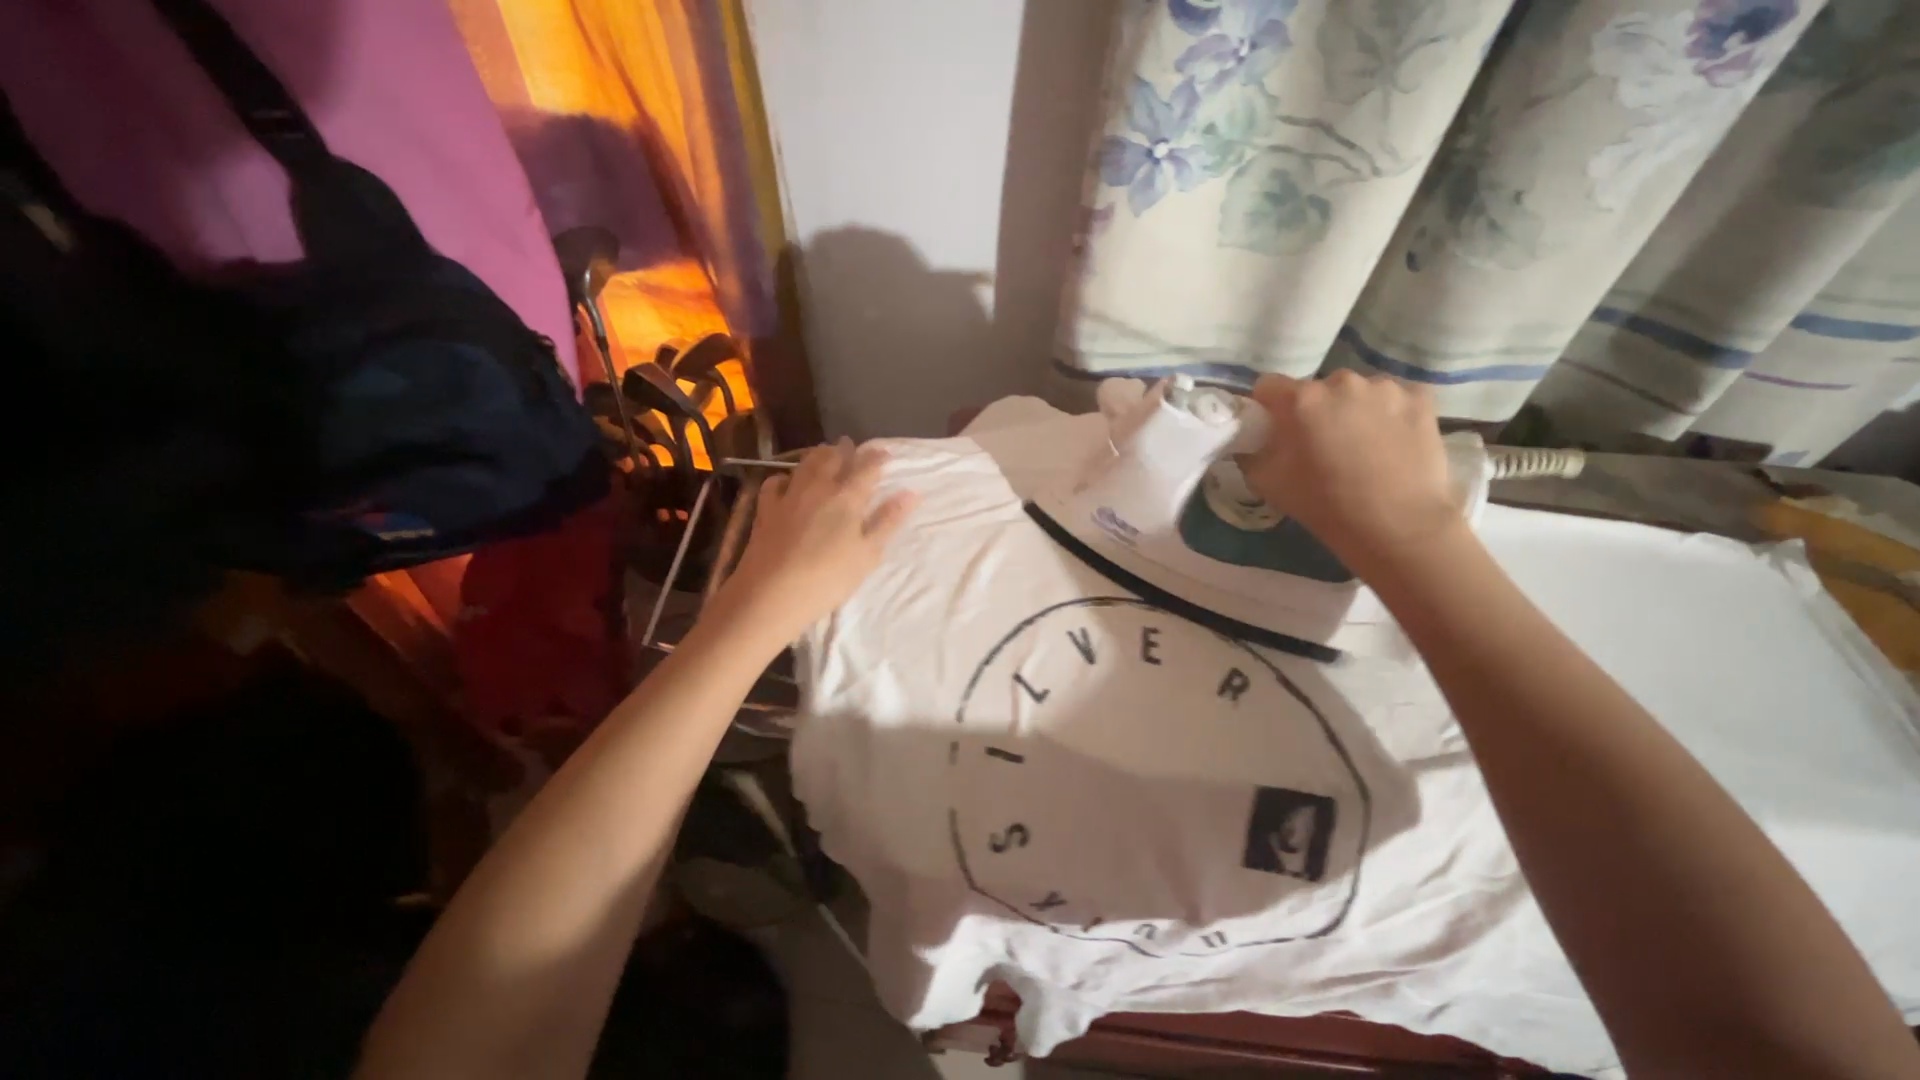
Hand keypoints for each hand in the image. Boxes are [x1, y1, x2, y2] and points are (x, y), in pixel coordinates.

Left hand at [713, 439, 917, 641]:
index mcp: (848, 497)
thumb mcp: (868, 554)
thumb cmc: (828, 578)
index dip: (877, 458)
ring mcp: (789, 495)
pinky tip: (787, 481)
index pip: (867, 469)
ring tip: (825, 452)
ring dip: (818, 455)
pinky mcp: (766, 508)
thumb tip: (912, 493)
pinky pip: (775, 482)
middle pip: (833, 458)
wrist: (772, 593)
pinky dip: (785, 476)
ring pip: (805, 464)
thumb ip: (888, 521)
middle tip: (851, 446)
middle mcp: (819, 487)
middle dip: (845, 450)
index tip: (886, 454)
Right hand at [1239, 371, 1461, 576]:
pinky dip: (1391, 414)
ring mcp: (1386, 387)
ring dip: (1355, 410)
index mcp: (1301, 399)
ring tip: (1365, 446)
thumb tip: (1251, 442)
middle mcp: (1342, 381)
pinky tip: (1394, 442)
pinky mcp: (1421, 398)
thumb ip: (1252, 453)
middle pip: (1318, 389)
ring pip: (1359, 392)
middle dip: (1316, 411)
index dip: (1268, 407)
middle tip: (1324, 445)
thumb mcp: (1268, 484)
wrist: (1398, 526)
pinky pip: (1396, 398)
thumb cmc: (1325, 505)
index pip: (1269, 386)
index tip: (1275, 429)